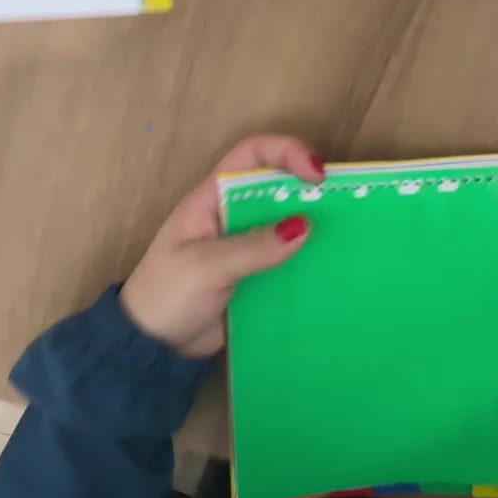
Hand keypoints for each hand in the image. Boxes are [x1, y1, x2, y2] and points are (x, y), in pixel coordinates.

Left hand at [119, 135, 325, 357]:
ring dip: (313, 227)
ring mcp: (245, 247)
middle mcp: (232, 216)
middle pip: (276, 186)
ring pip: (286, 225)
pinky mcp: (255, 277)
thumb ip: (253, 247)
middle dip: (309, 190)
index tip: (317, 175)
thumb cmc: (166, 295)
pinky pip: (287, 260)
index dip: (286, 152)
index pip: (251, 154)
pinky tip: (330, 268)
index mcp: (212, 199)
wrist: (152, 345)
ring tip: (345, 237)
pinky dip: (307, 261)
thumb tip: (303, 226)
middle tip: (343, 205)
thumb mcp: (206, 266)